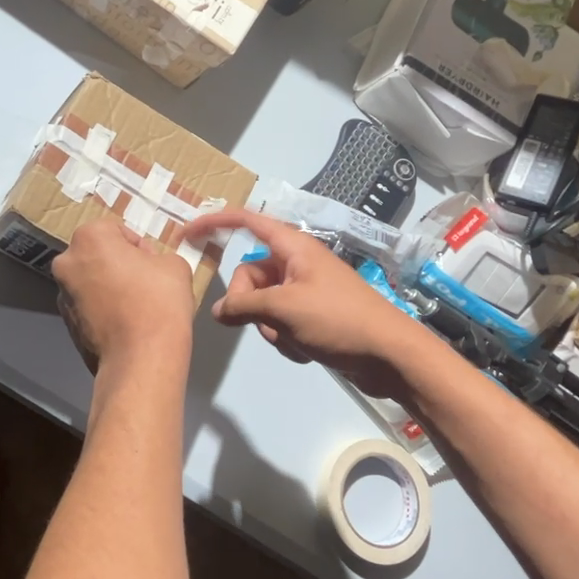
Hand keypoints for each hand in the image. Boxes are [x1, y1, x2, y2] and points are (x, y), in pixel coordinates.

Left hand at [51, 220, 194, 374]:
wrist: (140, 358)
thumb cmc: (158, 301)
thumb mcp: (174, 265)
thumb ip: (158, 256)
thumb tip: (148, 267)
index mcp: (88, 238)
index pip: (116, 230)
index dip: (139, 246)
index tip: (153, 265)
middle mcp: (66, 263)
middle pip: (97, 256)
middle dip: (118, 265)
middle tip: (145, 283)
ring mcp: (62, 295)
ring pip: (90, 282)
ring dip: (108, 287)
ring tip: (135, 307)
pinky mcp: (66, 324)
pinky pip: (88, 307)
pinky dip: (102, 310)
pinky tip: (124, 324)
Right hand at [183, 209, 432, 393]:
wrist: (390, 356)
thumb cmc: (339, 320)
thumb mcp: (283, 309)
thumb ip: (244, 306)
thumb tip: (218, 312)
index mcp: (294, 248)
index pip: (247, 222)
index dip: (215, 222)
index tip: (187, 233)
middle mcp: (297, 265)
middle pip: (250, 274)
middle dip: (249, 302)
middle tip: (263, 321)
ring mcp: (305, 291)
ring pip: (263, 304)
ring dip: (269, 326)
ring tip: (294, 339)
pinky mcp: (312, 317)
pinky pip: (280, 323)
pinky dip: (285, 338)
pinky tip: (306, 349)